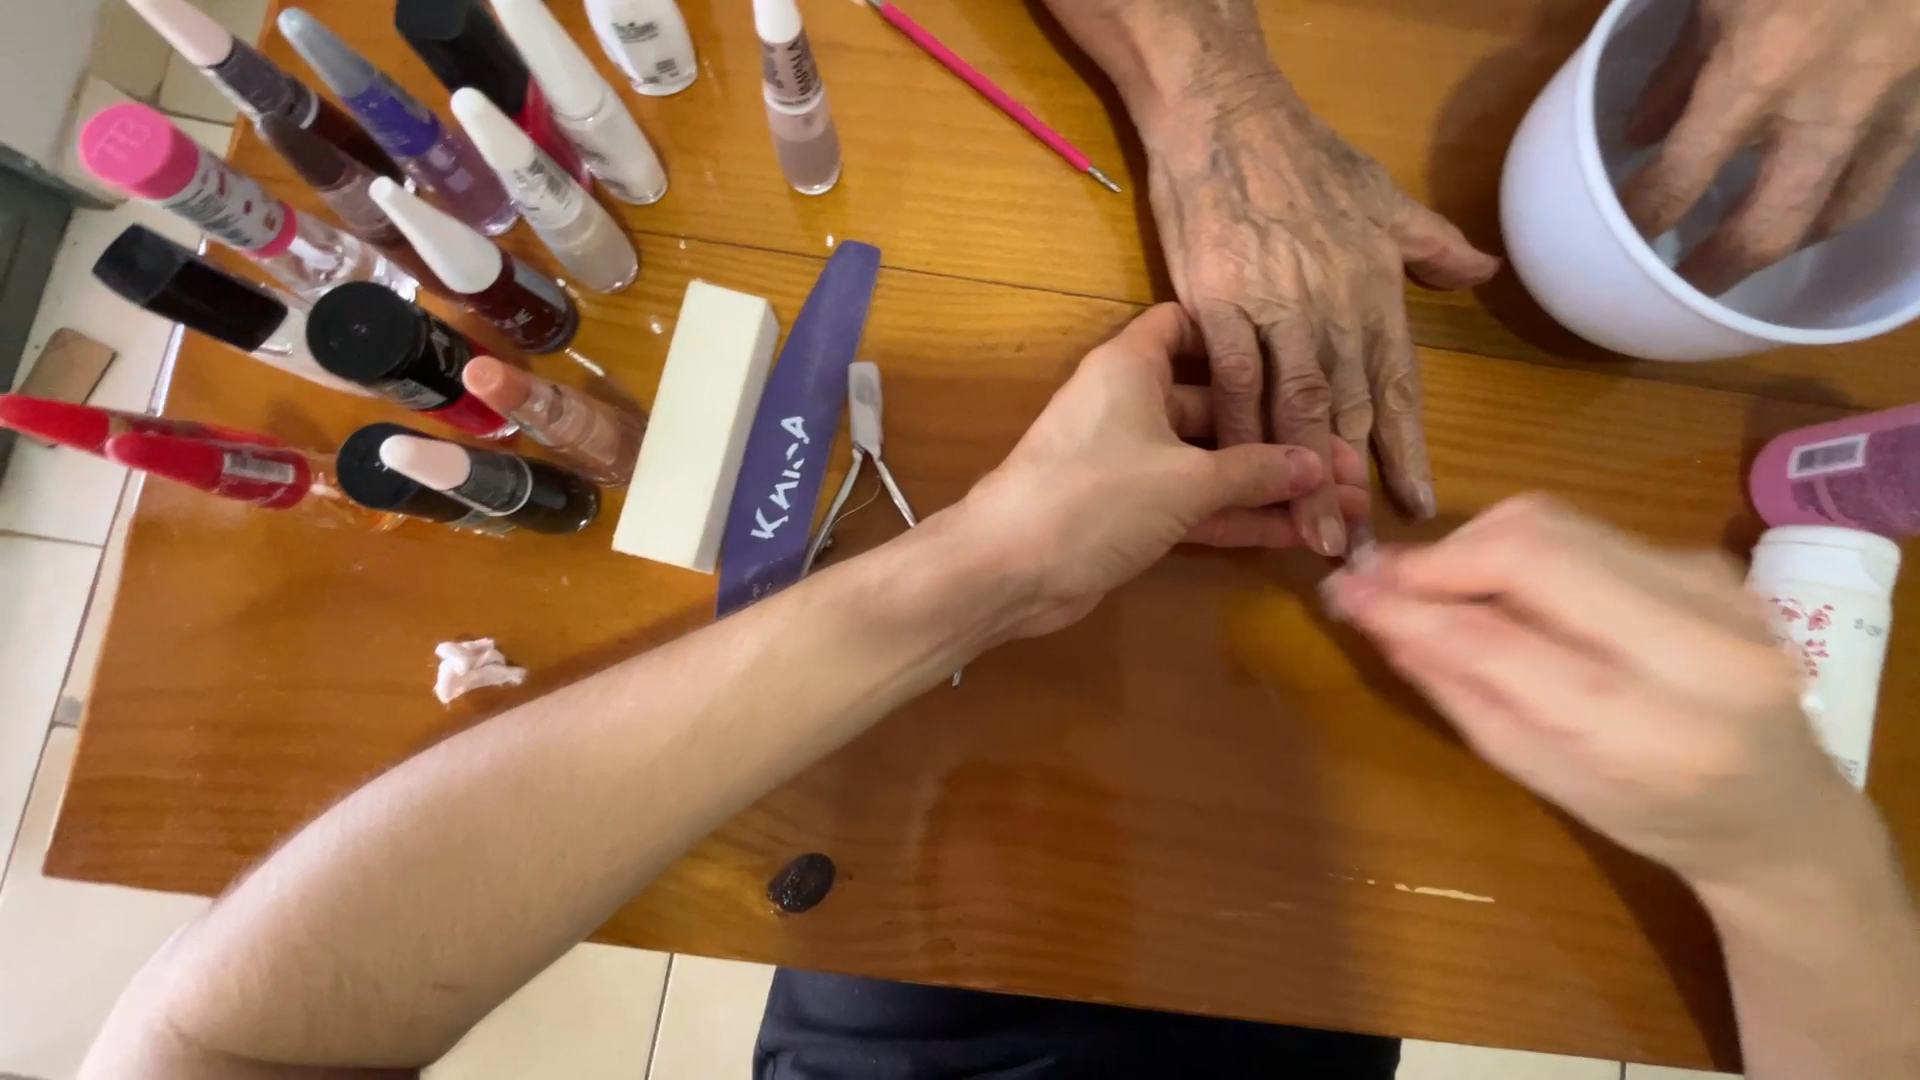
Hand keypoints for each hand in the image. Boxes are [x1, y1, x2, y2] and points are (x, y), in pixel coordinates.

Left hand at [962, 303, 1369, 639]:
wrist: (1011, 569)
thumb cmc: (1095, 496)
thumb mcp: (1185, 479)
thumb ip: (1254, 470)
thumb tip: (1316, 466)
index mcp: (1130, 367)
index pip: (1185, 326)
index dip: (1236, 335)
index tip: (1294, 354)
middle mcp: (1130, 405)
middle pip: (1214, 405)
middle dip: (1279, 435)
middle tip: (1348, 463)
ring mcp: (1129, 462)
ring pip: (1209, 463)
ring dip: (1268, 485)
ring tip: (1343, 503)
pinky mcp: (1128, 511)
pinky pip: (1192, 504)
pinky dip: (1235, 516)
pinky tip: (1297, 532)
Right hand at [1141, 74, 1499, 556]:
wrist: (1222, 118)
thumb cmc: (1296, 159)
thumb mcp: (1378, 194)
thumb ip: (1428, 242)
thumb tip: (1480, 269)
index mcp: (1371, 285)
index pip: (1397, 380)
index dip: (1405, 443)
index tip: (1412, 498)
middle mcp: (1332, 304)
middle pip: (1349, 406)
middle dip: (1353, 479)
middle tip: (1354, 542)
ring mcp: (1273, 306)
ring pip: (1296, 402)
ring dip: (1301, 472)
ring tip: (1306, 531)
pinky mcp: (1217, 303)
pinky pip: (1233, 376)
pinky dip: (1240, 427)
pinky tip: (1241, 472)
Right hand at [1326, 495, 1858, 888]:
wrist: (1780, 810)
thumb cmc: (1639, 811)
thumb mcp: (1525, 766)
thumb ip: (1448, 681)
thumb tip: (1369, 610)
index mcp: (1650, 730)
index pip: (1497, 643)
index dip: (1406, 608)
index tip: (1340, 590)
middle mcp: (1700, 648)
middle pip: (1531, 552)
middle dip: (1434, 558)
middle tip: (1377, 574)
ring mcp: (1717, 593)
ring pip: (1549, 522)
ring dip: (1465, 545)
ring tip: (1431, 581)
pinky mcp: (1709, 563)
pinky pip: (1577, 527)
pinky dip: (1510, 545)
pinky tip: (1494, 583)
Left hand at [1623, 0, 1919, 294]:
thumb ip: (1676, 71)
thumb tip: (1637, 136)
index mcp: (1759, 74)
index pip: (1673, 187)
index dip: (1638, 220)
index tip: (1616, 234)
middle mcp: (1838, 98)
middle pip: (1774, 227)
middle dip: (1721, 268)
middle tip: (1684, 286)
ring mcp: (1911, 91)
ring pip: (1851, 203)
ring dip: (1794, 237)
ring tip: (1750, 252)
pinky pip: (1901, 157)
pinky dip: (1855, 188)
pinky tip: (1823, 194)